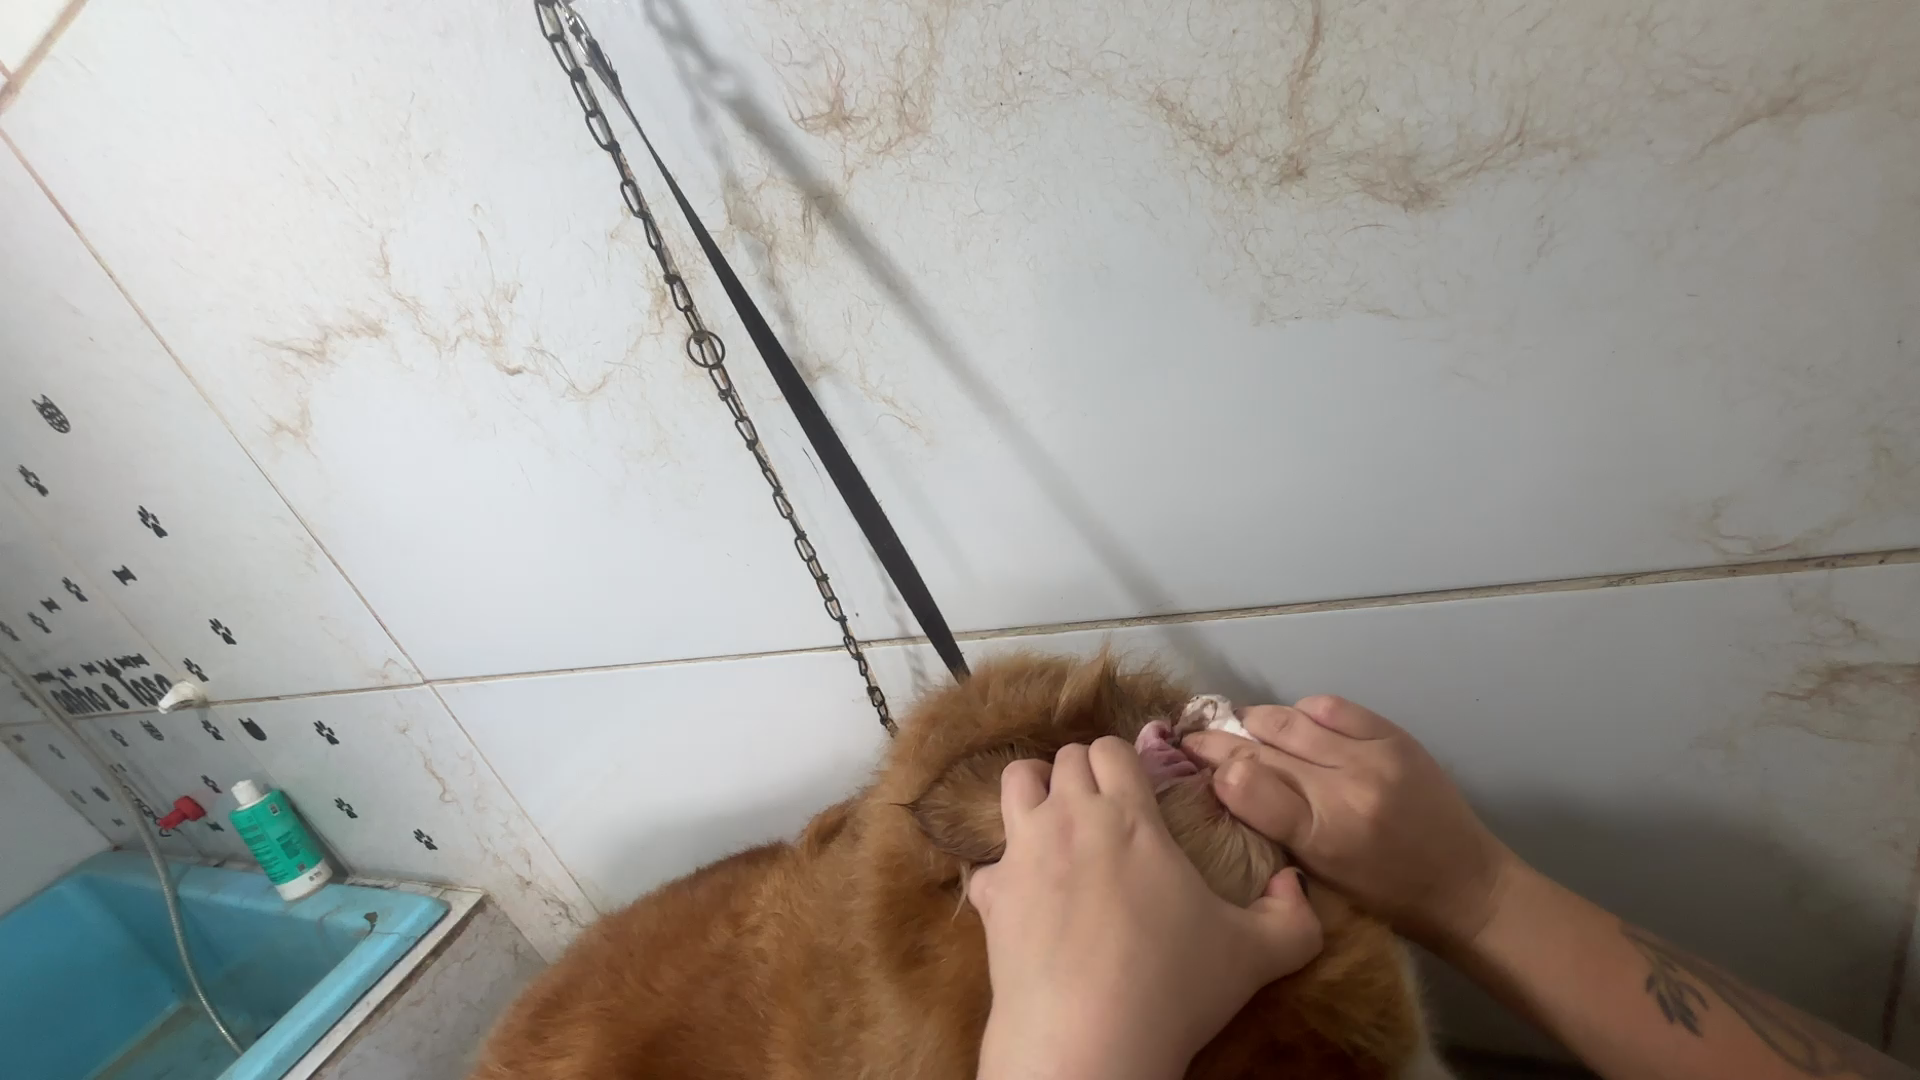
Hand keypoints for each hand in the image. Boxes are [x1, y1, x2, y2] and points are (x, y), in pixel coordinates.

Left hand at [970, 737, 1323, 1079]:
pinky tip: (1019, 892)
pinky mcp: (990, 890)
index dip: (1121, 760)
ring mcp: (1023, 849)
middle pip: (1065, 757)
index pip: (1111, 748)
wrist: (1087, 1043)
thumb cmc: (1173, 986)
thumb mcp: (1254, 956)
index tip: (1131, 786)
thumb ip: (1293, 918)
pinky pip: (984, 859)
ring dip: (1034, 790)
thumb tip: (1297, 883)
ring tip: (1050, 818)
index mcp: (1127, 816)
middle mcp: (1069, 815)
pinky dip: (1000, 867)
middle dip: (1082, 772)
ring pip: (1016, 780)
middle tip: (1098, 807)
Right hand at [1183, 696, 1517, 951]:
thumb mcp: (1316, 875)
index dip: (1209, 765)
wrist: (1469, 888)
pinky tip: (1293, 727)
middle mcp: (1345, 788)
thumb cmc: (1383, 897)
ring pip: (1285, 719)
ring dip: (1253, 722)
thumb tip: (1221, 778)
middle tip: (1194, 738)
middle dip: (1218, 739)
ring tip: (1236, 726)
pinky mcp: (1393, 736)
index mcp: (1323, 836)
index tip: (1187, 759)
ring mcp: (1372, 756)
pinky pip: (1326, 705)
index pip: (1242, 781)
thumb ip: (1268, 825)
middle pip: (1258, 746)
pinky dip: (1301, 713)